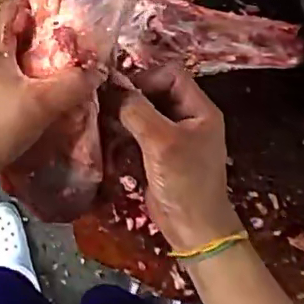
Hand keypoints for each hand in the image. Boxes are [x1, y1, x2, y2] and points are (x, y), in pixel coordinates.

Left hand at [0, 0, 98, 189]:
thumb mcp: (43, 102)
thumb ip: (73, 83)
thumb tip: (98, 69)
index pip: (11, 8)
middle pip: (15, 29)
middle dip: (42, 23)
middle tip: (72, 23)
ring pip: (16, 53)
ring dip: (39, 49)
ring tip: (67, 51)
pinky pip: (16, 73)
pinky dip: (35, 70)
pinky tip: (51, 83)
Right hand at [111, 65, 241, 252]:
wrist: (193, 229)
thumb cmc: (185, 182)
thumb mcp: (161, 142)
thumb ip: (137, 111)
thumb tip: (113, 89)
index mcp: (199, 109)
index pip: (170, 74)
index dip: (146, 78)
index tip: (125, 94)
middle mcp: (187, 116)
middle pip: (155, 89)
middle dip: (131, 94)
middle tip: (108, 103)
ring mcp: (173, 134)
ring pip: (144, 108)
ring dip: (124, 111)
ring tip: (104, 117)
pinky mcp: (158, 150)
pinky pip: (138, 127)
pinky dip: (123, 127)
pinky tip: (108, 132)